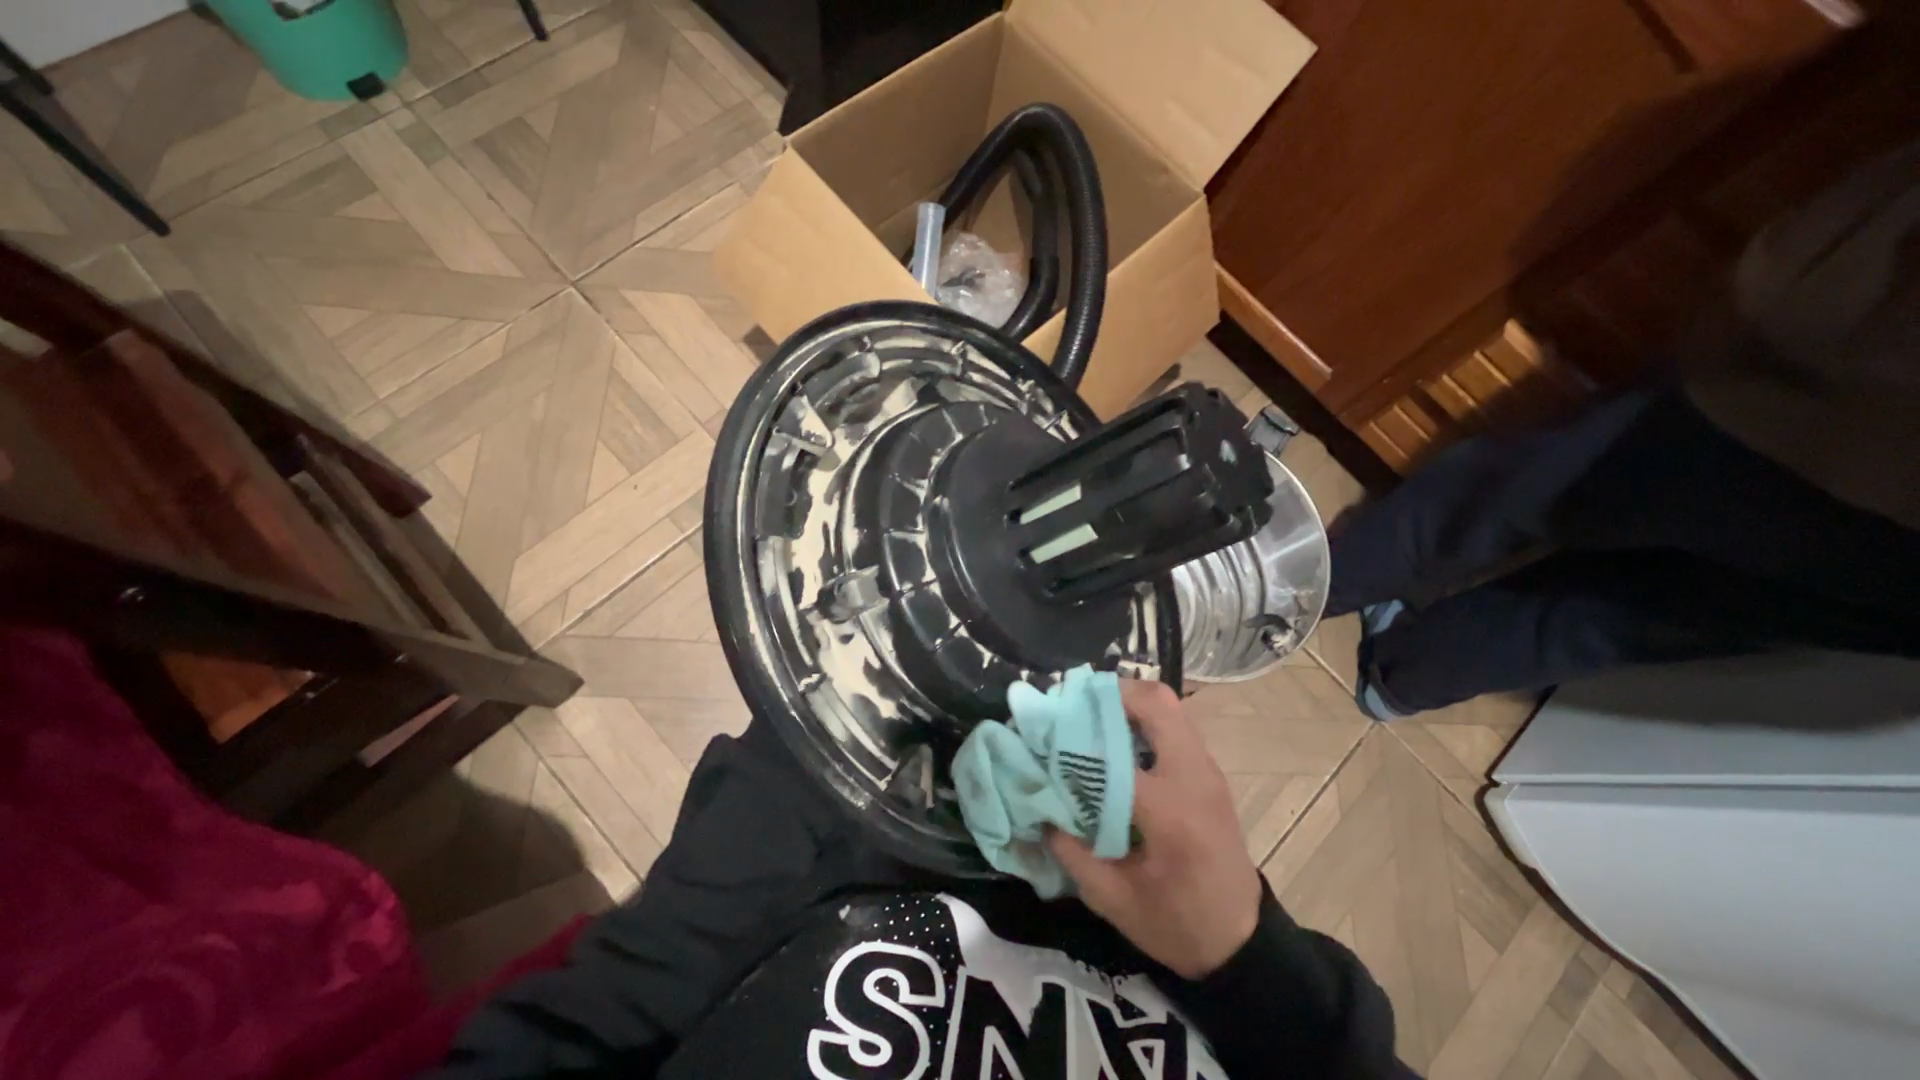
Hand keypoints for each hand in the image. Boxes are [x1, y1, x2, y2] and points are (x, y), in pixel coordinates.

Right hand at [1046, 679, 1261, 979]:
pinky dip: (1141, 722)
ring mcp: (1207, 771)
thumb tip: (1039, 810)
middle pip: (1156, 702)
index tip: (1038, 733)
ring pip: (1169, 708)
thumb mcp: (1112, 900)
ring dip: (1126, 705)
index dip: (1071, 738)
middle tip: (1069, 708)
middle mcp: (1193, 776)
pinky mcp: (1209, 775)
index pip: (1113, 753)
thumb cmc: (1177, 925)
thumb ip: (1071, 851)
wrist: (1241, 942)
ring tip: (1085, 720)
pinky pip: (1175, 728)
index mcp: (1169, 810)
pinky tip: (1112, 745)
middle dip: (1108, 695)